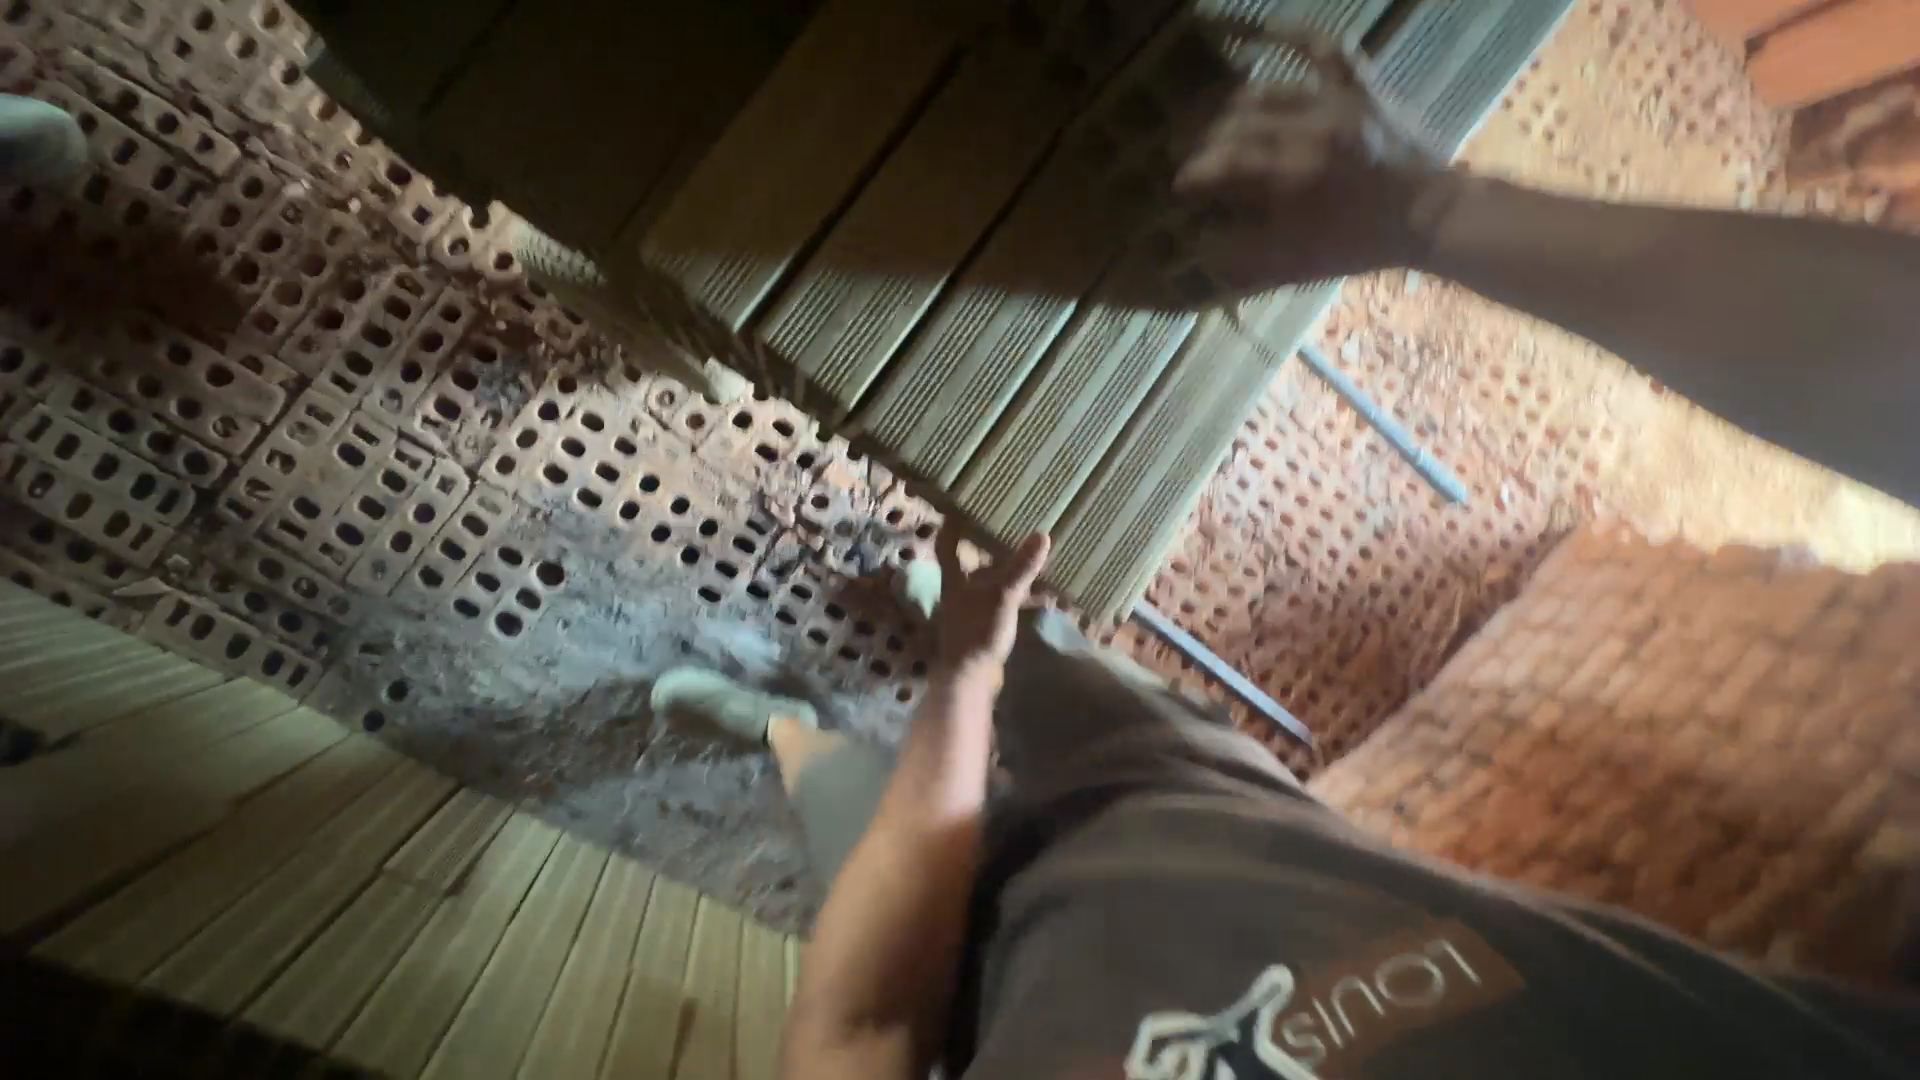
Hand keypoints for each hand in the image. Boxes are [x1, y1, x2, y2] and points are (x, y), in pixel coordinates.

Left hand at [932, 522, 1048, 675]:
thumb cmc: (978, 633)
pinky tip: (1043, 598)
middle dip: (991, 549)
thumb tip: (1042, 534)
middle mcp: (960, 592)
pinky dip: (1021, 598)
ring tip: (1035, 560)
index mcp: (956, 579)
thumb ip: (1021, 567)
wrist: (969, 680)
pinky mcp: (985, 629)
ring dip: (1010, 574)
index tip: (957, 508)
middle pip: (973, 564)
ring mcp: (972, 612)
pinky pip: (1004, 604)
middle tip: (1013, 529)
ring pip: (991, 584)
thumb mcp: (1002, 596)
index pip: (948, 546)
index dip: (951, 527)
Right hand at [1171, 30, 1455, 292]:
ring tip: (1200, 114)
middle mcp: (1311, 129)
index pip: (1228, 164)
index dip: (1196, 173)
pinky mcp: (1358, 87)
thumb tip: (1202, 244)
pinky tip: (1261, 32)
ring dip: (1226, 102)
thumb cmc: (1360, 243)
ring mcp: (1335, 102)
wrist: (1430, 215)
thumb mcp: (1296, 261)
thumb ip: (1246, 253)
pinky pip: (1324, 50)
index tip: (1176, 186)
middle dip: (1200, 137)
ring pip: (1267, 91)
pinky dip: (1292, 36)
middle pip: (1239, 123)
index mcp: (1295, 175)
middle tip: (1176, 150)